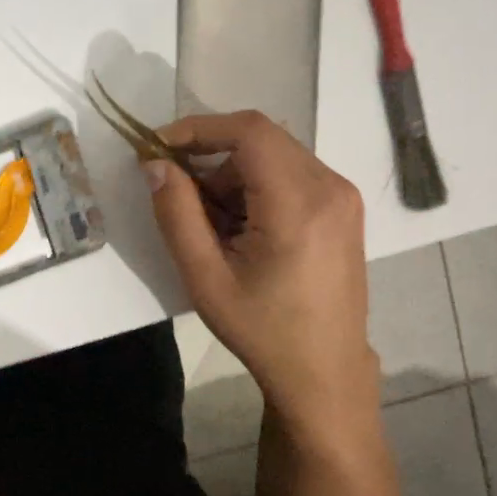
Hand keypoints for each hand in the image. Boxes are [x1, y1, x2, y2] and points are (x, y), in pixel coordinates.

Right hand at [145, 112, 377, 427]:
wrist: (321, 366)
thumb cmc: (260, 327)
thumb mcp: (204, 276)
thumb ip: (177, 214)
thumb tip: (154, 166)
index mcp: (298, 204)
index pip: (249, 132)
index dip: (198, 128)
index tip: (156, 147)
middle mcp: (329, 187)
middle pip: (261, 140)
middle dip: (209, 155)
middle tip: (174, 192)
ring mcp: (341, 197)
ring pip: (274, 156)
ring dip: (230, 176)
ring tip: (207, 224)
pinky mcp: (341, 209)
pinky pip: (289, 175)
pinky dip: (252, 188)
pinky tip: (236, 228)